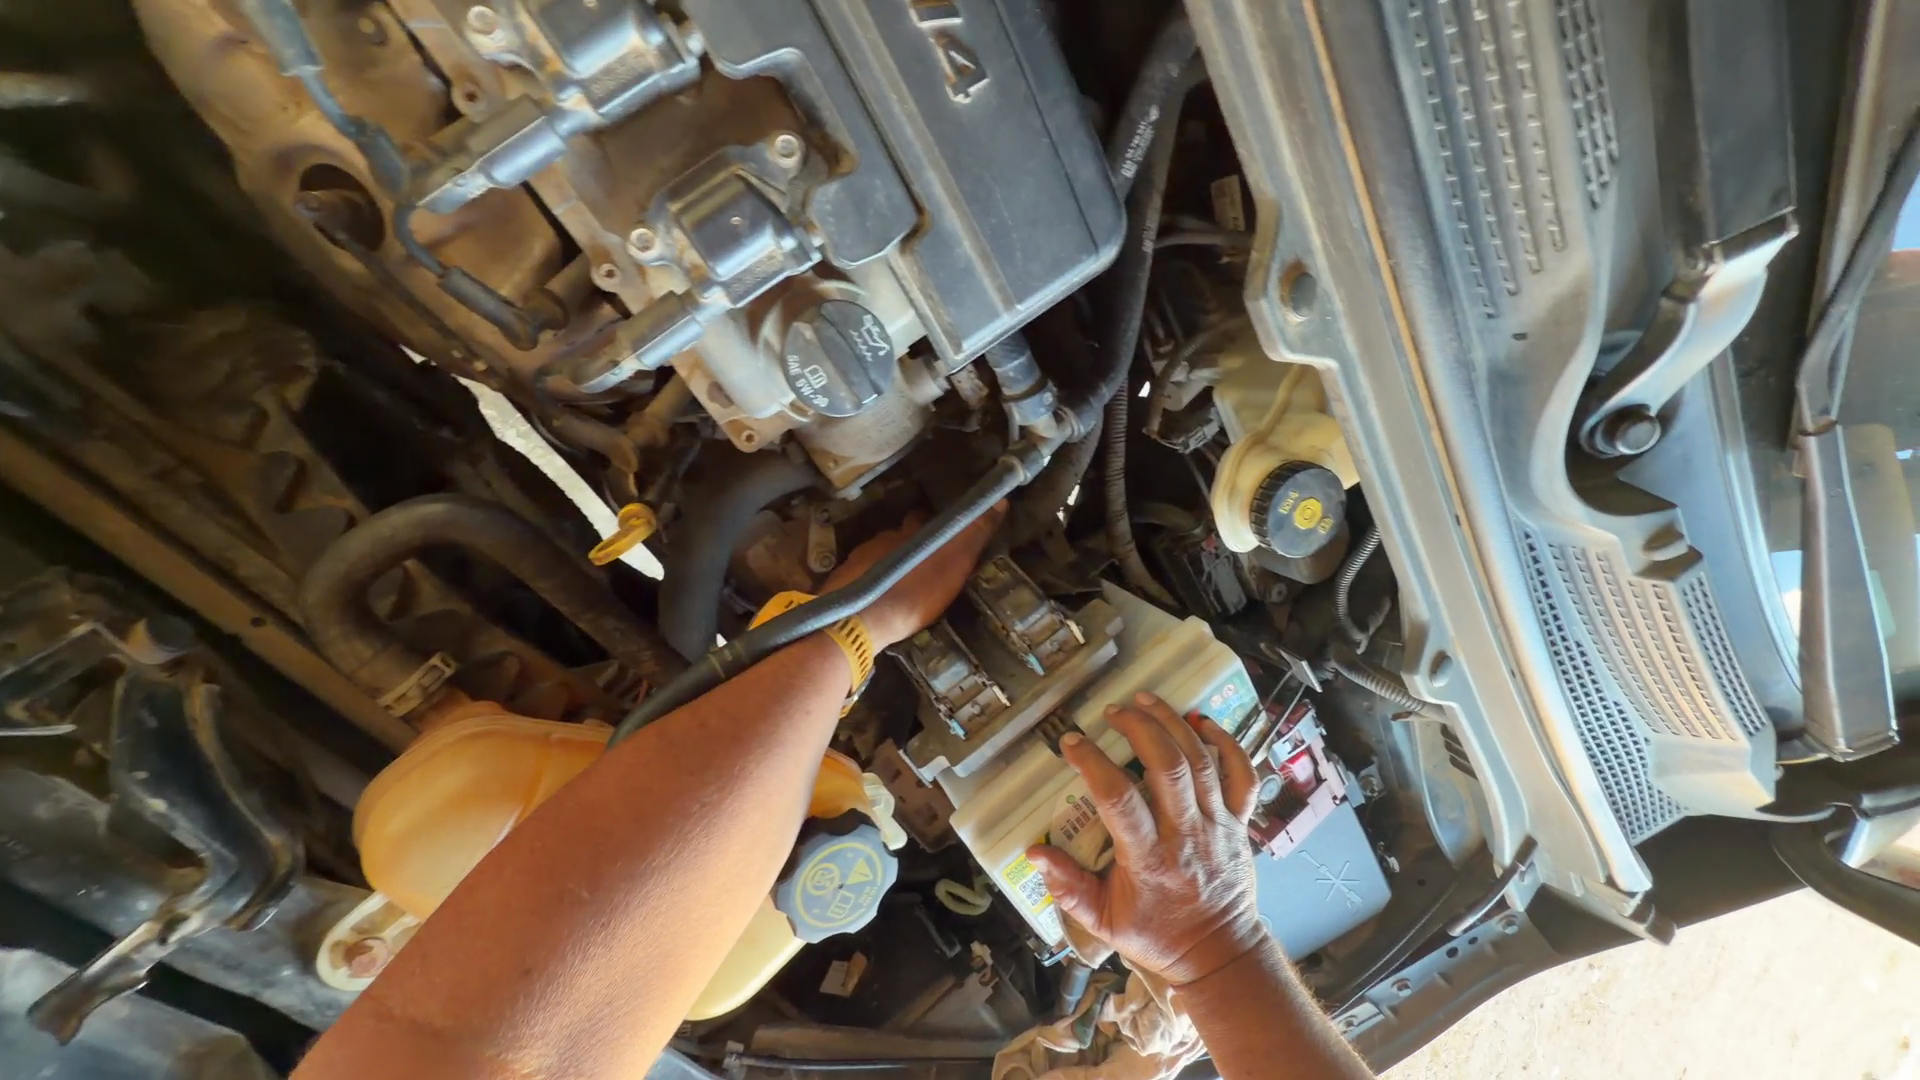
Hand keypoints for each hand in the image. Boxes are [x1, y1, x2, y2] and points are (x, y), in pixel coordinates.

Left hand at [822, 501, 1006, 648]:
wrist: (860, 621)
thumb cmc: (913, 594)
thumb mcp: (953, 566)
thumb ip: (973, 535)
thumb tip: (999, 501)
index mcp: (910, 534)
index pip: (922, 518)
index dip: (932, 523)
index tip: (940, 529)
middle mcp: (882, 540)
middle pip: (898, 535)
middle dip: (908, 542)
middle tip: (920, 558)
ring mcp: (858, 559)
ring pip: (878, 553)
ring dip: (888, 562)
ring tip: (898, 579)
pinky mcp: (843, 580)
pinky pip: (860, 574)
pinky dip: (870, 579)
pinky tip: (875, 594)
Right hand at [1026, 691, 1267, 985]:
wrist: (1221, 957)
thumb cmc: (1158, 936)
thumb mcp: (1104, 922)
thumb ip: (1068, 887)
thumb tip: (1034, 851)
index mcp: (1149, 860)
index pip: (1119, 799)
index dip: (1093, 763)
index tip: (1072, 742)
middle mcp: (1186, 836)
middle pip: (1167, 767)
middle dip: (1139, 728)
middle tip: (1114, 711)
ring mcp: (1218, 826)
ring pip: (1201, 762)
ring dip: (1173, 724)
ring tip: (1146, 700)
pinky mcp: (1240, 824)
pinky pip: (1242, 776)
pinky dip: (1227, 744)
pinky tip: (1203, 721)